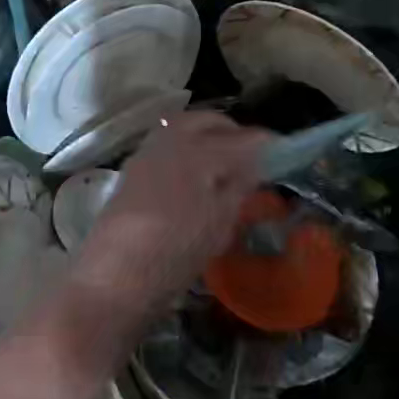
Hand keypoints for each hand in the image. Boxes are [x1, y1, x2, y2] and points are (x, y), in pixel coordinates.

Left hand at [72, 110, 267, 314]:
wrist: (115, 277)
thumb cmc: (176, 252)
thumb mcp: (220, 223)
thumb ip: (239, 187)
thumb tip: (254, 165)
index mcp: (200, 152)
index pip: (244, 139)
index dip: (267, 144)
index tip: (283, 152)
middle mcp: (172, 142)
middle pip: (209, 121)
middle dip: (234, 130)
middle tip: (251, 152)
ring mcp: (148, 153)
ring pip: (184, 127)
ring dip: (207, 134)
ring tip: (223, 160)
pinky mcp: (133, 170)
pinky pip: (167, 143)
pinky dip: (186, 147)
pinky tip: (193, 173)